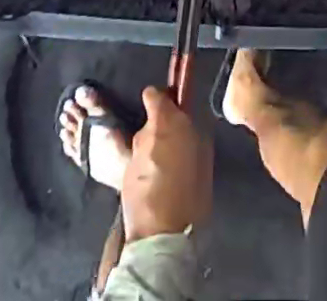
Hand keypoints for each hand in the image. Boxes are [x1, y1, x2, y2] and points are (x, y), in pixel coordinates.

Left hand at [121, 87, 212, 242]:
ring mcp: (130, 158)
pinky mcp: (123, 180)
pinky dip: (147, 169)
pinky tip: (158, 186)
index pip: (153, 94)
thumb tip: (187, 124)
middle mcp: (143, 136)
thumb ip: (192, 132)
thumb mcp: (203, 154)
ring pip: (144, 145)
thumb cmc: (191, 190)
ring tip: (169, 171)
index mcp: (164, 124)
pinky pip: (138, 164)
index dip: (163, 98)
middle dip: (163, 130)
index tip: (174, 107)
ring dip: (154, 151)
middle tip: (179, 145)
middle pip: (151, 123)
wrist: (161, 233)